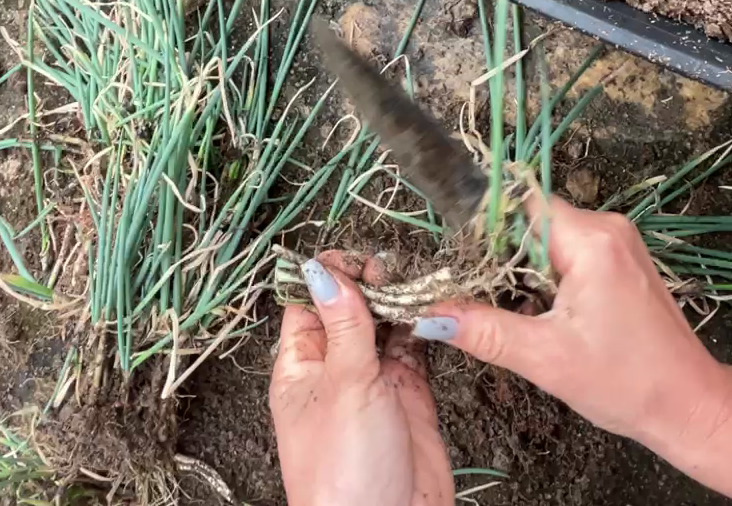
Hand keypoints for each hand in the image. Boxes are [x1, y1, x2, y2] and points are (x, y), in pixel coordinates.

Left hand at [270, 252, 454, 505]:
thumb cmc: (345, 474)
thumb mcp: (343, 385)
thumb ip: (344, 324)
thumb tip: (322, 270)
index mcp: (301, 366)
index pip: (308, 303)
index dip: (328, 275)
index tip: (352, 257)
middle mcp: (335, 368)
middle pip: (349, 308)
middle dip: (368, 282)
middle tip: (388, 267)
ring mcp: (373, 379)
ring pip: (383, 322)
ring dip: (398, 299)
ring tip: (413, 279)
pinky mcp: (408, 392)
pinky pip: (413, 345)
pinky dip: (422, 324)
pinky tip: (430, 307)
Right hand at [412, 196, 730, 452]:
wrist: (691, 405)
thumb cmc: (627, 384)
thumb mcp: (546, 358)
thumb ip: (484, 330)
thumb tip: (429, 316)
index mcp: (590, 240)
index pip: (522, 205)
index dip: (488, 224)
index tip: (465, 254)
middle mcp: (607, 226)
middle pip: (533, 217)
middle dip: (505, 251)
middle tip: (489, 291)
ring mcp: (617, 238)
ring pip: (549, 232)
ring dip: (526, 263)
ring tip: (520, 304)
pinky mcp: (621, 255)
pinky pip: (569, 245)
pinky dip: (548, 269)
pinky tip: (546, 305)